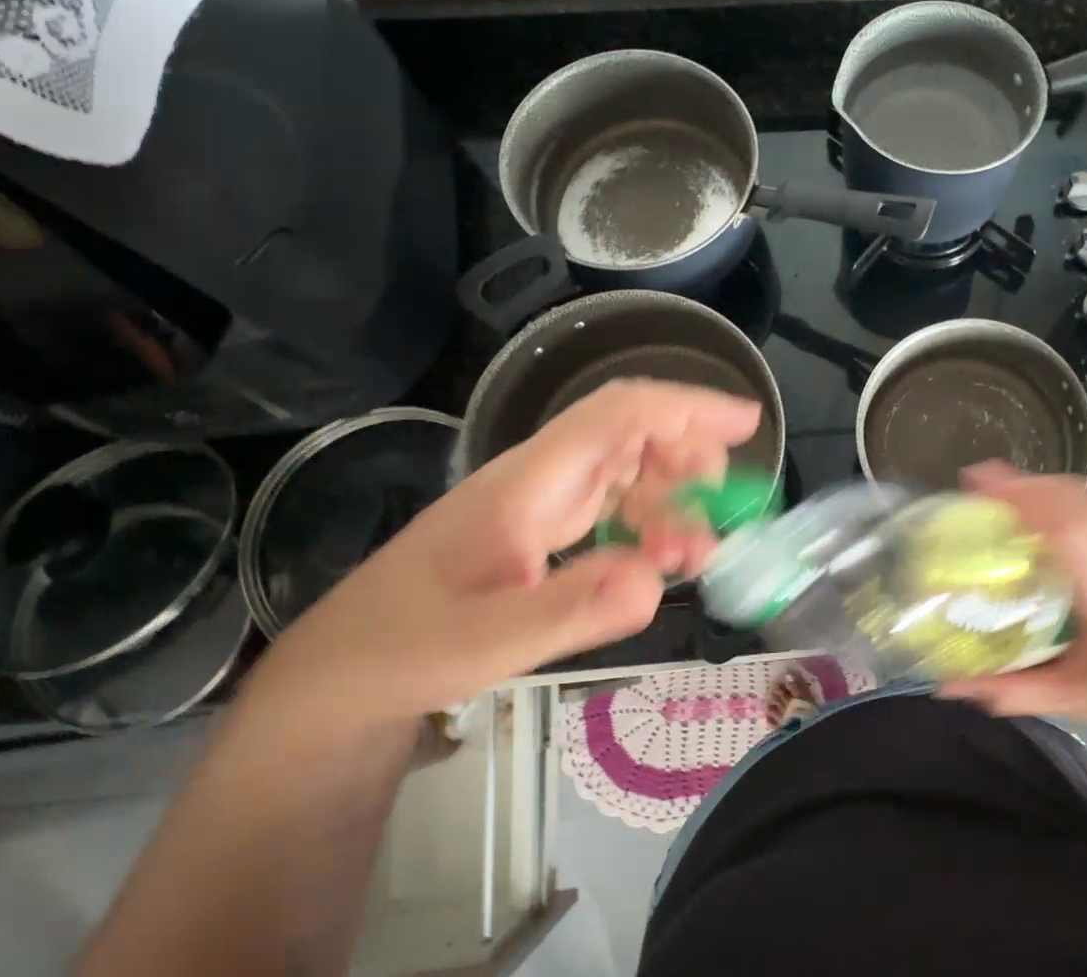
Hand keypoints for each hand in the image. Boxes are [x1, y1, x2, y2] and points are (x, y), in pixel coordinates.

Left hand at [247, 379, 761, 723]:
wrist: (340, 677)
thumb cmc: (401, 651)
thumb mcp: (483, 643)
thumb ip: (569, 611)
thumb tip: (657, 581)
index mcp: (526, 485)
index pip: (615, 416)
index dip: (685, 408)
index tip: (746, 423)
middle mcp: (538, 482)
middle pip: (629, 436)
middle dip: (690, 457)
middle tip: (726, 508)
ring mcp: (538, 507)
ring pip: (625, 474)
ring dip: (674, 501)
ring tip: (701, 555)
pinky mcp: (539, 535)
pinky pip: (610, 512)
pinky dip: (649, 528)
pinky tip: (662, 563)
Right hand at [940, 463, 1086, 751]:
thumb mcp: (1079, 699)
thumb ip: (1011, 691)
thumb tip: (949, 686)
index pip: (1062, 522)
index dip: (1018, 494)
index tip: (976, 481)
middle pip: (1075, 498)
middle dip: (1025, 483)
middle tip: (981, 482)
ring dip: (1050, 488)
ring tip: (1012, 492)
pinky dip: (1077, 501)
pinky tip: (1058, 515)